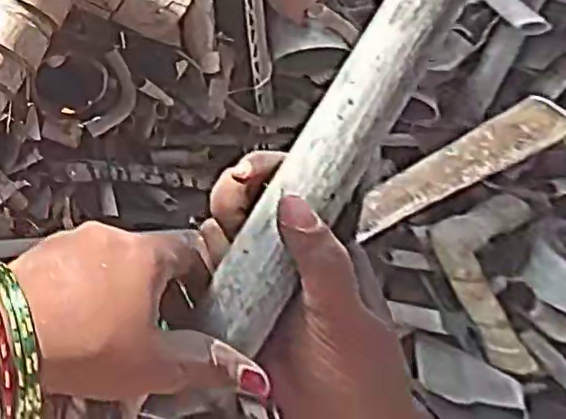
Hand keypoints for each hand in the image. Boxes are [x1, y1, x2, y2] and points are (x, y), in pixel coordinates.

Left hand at [9, 223, 268, 406]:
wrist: (9, 329)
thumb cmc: (76, 340)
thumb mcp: (158, 364)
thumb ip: (206, 362)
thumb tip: (241, 367)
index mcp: (140, 251)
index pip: (191, 249)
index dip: (210, 277)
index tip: (215, 303)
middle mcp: (104, 235)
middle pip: (151, 258)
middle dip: (166, 295)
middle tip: (172, 334)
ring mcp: (71, 240)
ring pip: (114, 265)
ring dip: (128, 295)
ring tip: (128, 339)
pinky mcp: (46, 253)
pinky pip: (83, 268)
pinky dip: (94, 293)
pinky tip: (92, 328)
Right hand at [204, 154, 419, 418]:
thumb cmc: (365, 394)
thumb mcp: (347, 320)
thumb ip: (324, 261)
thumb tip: (296, 203)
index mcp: (327, 253)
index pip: (299, 191)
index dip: (272, 172)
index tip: (251, 170)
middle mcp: (289, 257)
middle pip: (248, 201)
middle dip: (234, 198)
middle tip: (234, 211)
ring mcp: (259, 277)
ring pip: (222, 228)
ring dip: (218, 236)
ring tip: (232, 262)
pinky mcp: (231, 296)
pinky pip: (204, 265)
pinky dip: (200, 263)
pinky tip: (213, 278)